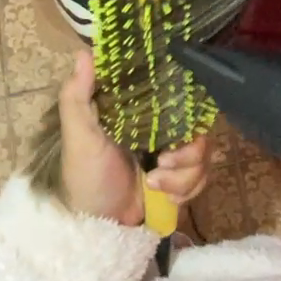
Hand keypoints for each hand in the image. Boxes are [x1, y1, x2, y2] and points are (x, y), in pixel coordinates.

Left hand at [57, 51, 211, 225]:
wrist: (97, 229)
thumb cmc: (85, 177)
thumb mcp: (78, 136)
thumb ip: (78, 96)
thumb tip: (85, 51)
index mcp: (138, 113)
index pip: (174, 93)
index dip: (183, 100)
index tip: (178, 116)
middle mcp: (160, 130)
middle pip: (196, 127)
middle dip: (187, 151)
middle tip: (163, 162)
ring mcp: (173, 155)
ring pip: (203, 154)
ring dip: (183, 175)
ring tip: (155, 185)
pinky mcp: (181, 180)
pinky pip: (202, 177)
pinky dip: (185, 190)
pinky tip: (164, 198)